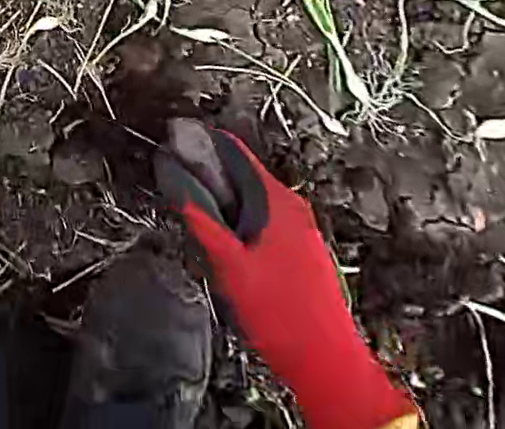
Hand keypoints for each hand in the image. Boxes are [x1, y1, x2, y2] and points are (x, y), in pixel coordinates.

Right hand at [156, 119, 416, 428]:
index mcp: (278, 202)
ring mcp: (301, 230)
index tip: (177, 137)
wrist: (330, 366)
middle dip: (210, 174)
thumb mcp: (230, 263)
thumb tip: (174, 181)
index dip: (202, 141)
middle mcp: (293, 209)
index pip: (234, 152)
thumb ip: (201, 218)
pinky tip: (225, 241)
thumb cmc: (285, 316)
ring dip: (224, 200)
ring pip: (252, 199)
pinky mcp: (301, 250)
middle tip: (179, 178)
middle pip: (242, 174)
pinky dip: (239, 219)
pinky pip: (263, 219)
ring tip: (198, 212)